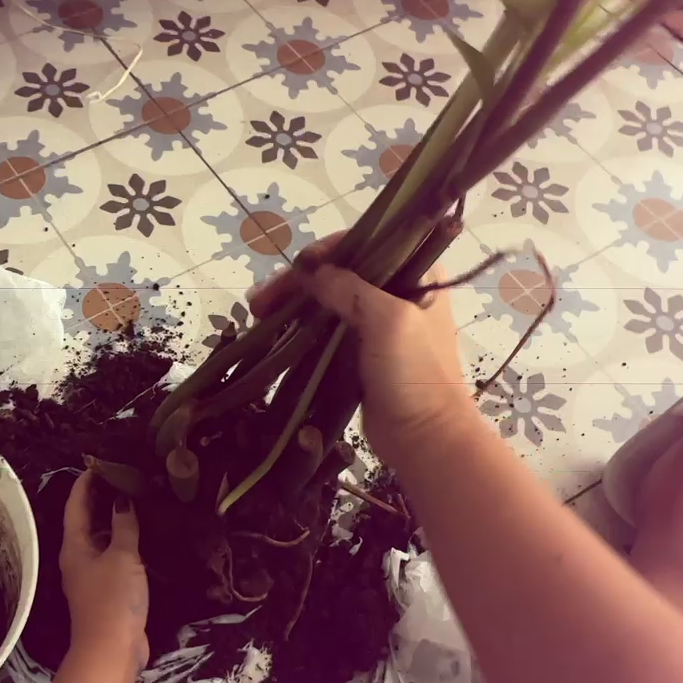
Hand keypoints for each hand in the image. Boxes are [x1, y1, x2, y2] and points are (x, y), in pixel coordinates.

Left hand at [59, 470, 148, 675]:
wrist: (112, 649)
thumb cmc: (113, 599)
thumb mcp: (123, 557)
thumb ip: (123, 526)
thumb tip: (122, 499)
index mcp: (74, 546)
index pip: (76, 505)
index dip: (85, 483)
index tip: (99, 463)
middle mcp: (77, 557)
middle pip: (85, 520)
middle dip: (99, 498)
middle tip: (120, 476)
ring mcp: (90, 575)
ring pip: (99, 538)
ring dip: (111, 519)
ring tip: (131, 498)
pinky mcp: (105, 590)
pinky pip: (111, 555)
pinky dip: (121, 540)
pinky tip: (138, 535)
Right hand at [251, 234, 475, 467]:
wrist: (424, 437)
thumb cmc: (415, 374)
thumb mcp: (388, 320)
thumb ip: (351, 290)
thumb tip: (311, 273)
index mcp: (417, 276)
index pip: (365, 245)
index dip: (324, 253)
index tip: (294, 270)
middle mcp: (397, 294)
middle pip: (340, 275)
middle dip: (298, 283)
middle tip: (260, 301)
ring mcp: (376, 326)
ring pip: (327, 303)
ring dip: (293, 306)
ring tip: (258, 315)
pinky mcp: (358, 355)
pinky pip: (324, 331)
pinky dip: (299, 329)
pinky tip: (275, 334)